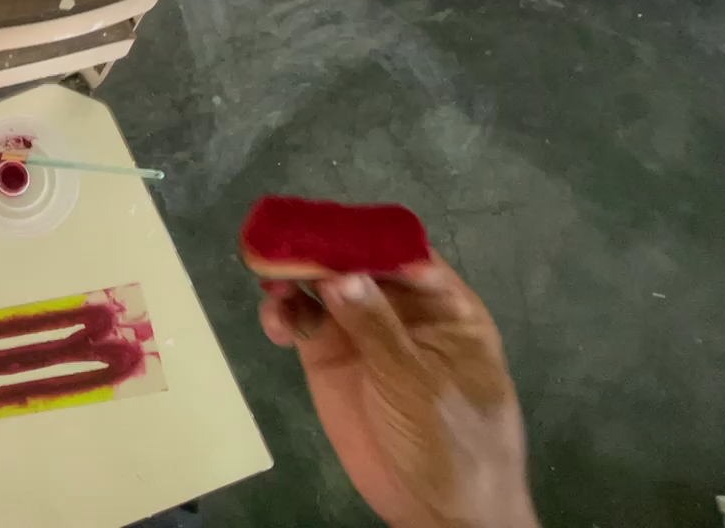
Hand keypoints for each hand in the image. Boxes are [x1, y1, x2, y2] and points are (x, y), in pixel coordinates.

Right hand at [260, 258, 538, 527]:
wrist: (437, 512)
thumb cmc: (454, 444)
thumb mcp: (421, 385)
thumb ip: (376, 328)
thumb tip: (335, 274)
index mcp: (440, 306)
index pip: (402, 252)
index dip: (364, 235)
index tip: (322, 225)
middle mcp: (396, 307)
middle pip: (351, 261)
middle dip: (315, 251)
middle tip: (277, 245)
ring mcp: (358, 328)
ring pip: (317, 283)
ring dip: (290, 277)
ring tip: (271, 284)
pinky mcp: (326, 351)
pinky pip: (298, 317)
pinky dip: (281, 312)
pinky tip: (275, 324)